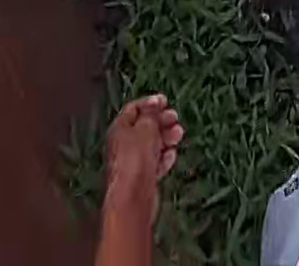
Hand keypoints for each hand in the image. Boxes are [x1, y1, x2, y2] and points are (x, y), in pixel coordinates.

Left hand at [104, 94, 183, 211]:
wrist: (132, 198)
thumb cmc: (136, 158)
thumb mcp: (146, 128)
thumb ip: (151, 114)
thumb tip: (154, 104)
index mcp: (119, 128)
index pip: (134, 108)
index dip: (150, 103)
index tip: (165, 101)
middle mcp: (123, 143)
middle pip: (144, 126)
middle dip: (161, 121)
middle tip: (175, 117)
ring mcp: (132, 162)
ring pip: (151, 144)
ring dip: (165, 138)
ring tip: (179, 134)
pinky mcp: (141, 178)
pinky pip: (154, 162)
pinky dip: (163, 157)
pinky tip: (172, 155)